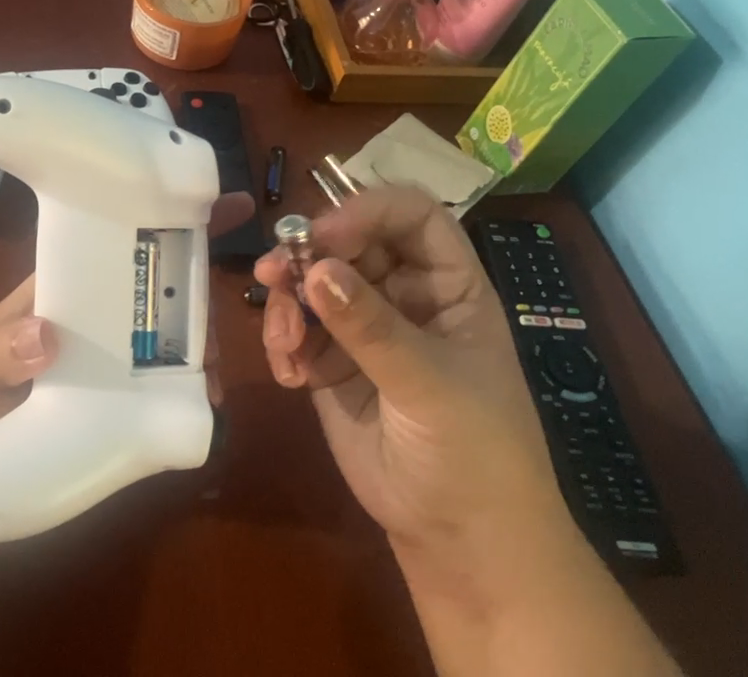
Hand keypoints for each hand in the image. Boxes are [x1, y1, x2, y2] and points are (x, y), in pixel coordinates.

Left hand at [0, 192, 257, 434]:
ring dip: (199, 352)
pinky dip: (188, 395)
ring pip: (169, 340)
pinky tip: (204, 410)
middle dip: (197, 301)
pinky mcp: (114, 405)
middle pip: (159, 293)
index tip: (228, 206)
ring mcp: (107, 362)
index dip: (170, 224)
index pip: (119, 242)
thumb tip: (46, 336)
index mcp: (64, 287)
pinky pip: (160, 391)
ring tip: (213, 383)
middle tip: (215, 335)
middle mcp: (94, 319)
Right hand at [253, 187, 570, 559]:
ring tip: (285, 342)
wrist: (460, 536)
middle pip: (349, 244)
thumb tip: (315, 270)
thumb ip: (370, 326)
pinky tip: (288, 376)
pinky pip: (297, 330)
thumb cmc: (474, 451)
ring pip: (314, 283)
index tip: (324, 234)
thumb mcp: (428, 383)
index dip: (368, 212)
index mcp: (449, 286)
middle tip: (273, 273)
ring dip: (288, 302)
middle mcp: (404, 296)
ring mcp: (364, 330)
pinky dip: (283, 342)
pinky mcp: (331, 364)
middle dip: (309, 254)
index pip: (411, 218)